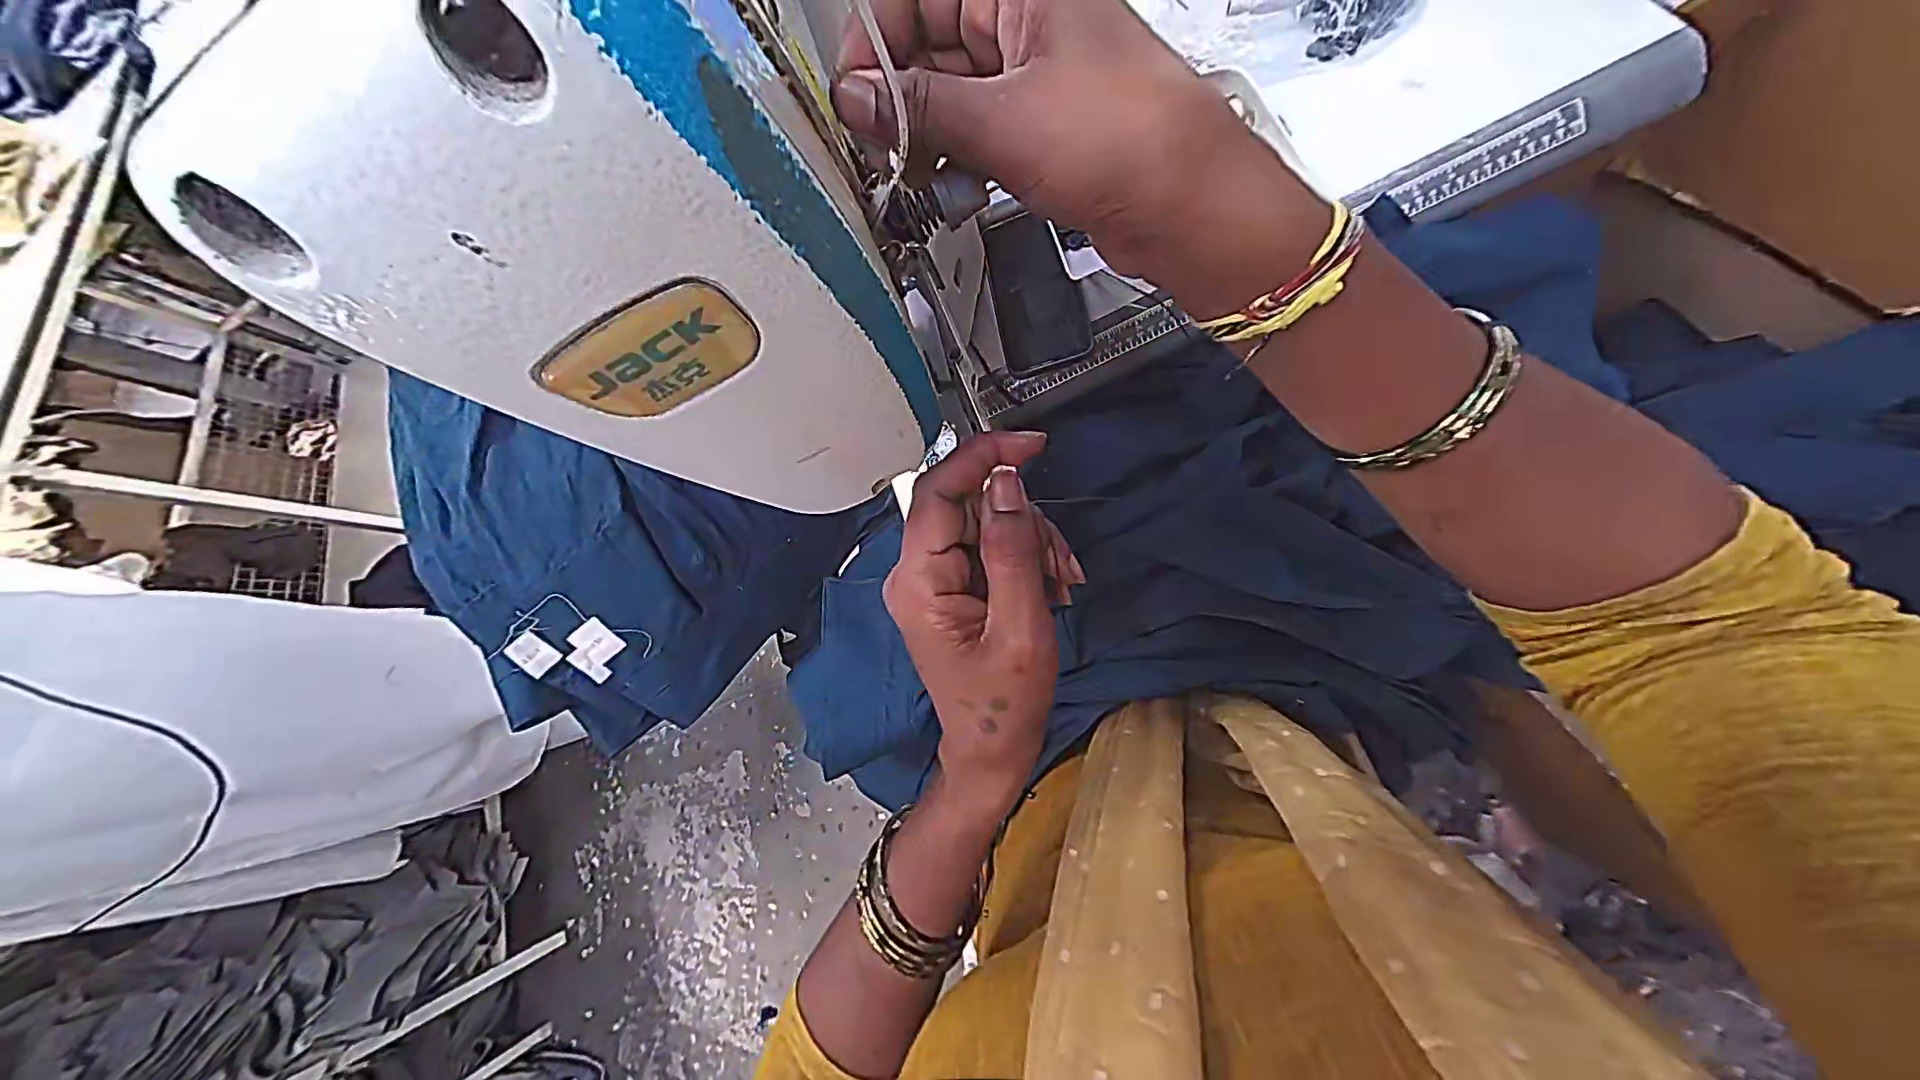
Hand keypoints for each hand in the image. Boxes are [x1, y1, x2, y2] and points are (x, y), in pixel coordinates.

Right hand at [831, 0, 1325, 311]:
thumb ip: (921, 108)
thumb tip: (860, 98)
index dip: (877, 43)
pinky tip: (953, 186)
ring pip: (953, 100)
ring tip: (920, 173)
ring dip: (930, 139)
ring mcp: (1033, 83)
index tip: (856, 94)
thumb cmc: (1127, 139)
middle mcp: (1025, 27)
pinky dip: (959, 163)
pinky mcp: (1040, 133)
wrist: (1181, 206)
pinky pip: (979, 137)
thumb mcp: (1002, 118)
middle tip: (885, 146)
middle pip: (931, 49)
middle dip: (903, 102)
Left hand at [883, 432, 1076, 812]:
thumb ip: (1013, 550)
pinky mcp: (953, 586)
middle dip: (1023, 520)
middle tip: (1060, 561)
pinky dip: (1026, 555)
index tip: (1031, 444)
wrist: (992, 749)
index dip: (983, 456)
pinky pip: (991, 545)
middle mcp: (916, 572)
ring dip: (1032, 540)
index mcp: (919, 581)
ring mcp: (933, 578)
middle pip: (969, 504)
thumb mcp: (1021, 627)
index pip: (939, 491)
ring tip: (1058, 582)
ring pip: (986, 521)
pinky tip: (1049, 585)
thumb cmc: (1004, 704)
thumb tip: (1006, 483)